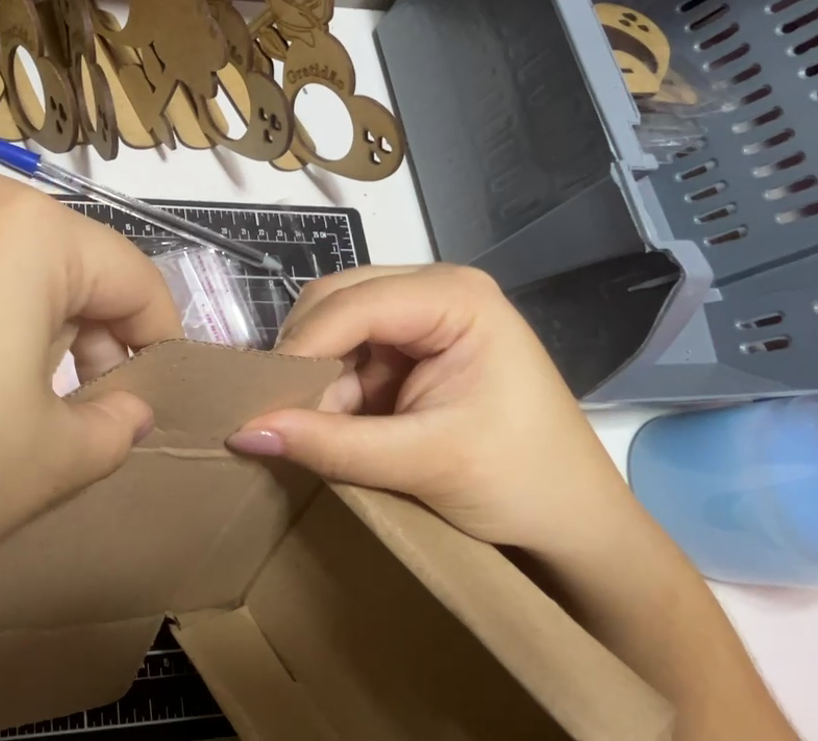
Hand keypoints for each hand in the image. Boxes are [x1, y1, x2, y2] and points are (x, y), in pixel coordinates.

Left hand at [0, 160, 180, 628]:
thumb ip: (114, 424)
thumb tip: (132, 406)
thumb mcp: (46, 459)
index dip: (157, 342)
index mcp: (25, 227)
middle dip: (87, 335)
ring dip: (24, 328)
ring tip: (5, 406)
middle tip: (78, 412)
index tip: (155, 400)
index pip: (131, 276)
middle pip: (62, 263)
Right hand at [227, 264, 636, 556]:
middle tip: (277, 410)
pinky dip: (326, 388)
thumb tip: (242, 432)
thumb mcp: (424, 463)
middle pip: (334, 301)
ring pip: (331, 325)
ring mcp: (420, 318)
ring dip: (312, 376)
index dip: (302, 348)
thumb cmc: (523, 483)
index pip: (352, 304)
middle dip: (304, 356)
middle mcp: (433, 291)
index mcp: (455, 297)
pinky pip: (343, 353)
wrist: (575, 525)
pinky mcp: (408, 349)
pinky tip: (325, 422)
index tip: (259, 401)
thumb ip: (332, 445)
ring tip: (305, 426)